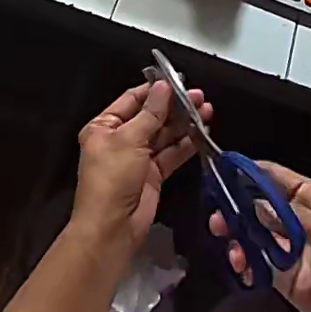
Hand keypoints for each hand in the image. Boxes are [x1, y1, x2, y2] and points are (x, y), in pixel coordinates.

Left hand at [73, 80, 210, 251]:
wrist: (112, 230)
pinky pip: (171, 154)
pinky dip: (186, 144)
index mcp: (104, 127)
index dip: (155, 90)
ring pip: (164, 134)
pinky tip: (202, 133)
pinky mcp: (153, 175)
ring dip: (184, 123)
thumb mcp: (129, 139)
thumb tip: (164, 87)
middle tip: (198, 96)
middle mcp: (121, 139)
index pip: (132, 100)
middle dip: (174, 106)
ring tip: (206, 110)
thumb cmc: (112, 179)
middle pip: (151, 116)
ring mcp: (137, 158)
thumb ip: (151, 113)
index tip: (177, 81)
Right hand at [209, 161, 310, 311]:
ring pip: (250, 231)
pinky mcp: (279, 275)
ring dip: (235, 235)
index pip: (274, 177)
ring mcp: (285, 246)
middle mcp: (293, 217)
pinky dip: (243, 263)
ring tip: (229, 245)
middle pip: (255, 203)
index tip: (223, 173)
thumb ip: (299, 221)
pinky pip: (254, 262)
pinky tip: (242, 268)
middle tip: (219, 217)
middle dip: (235, 206)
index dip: (249, 173)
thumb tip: (259, 206)